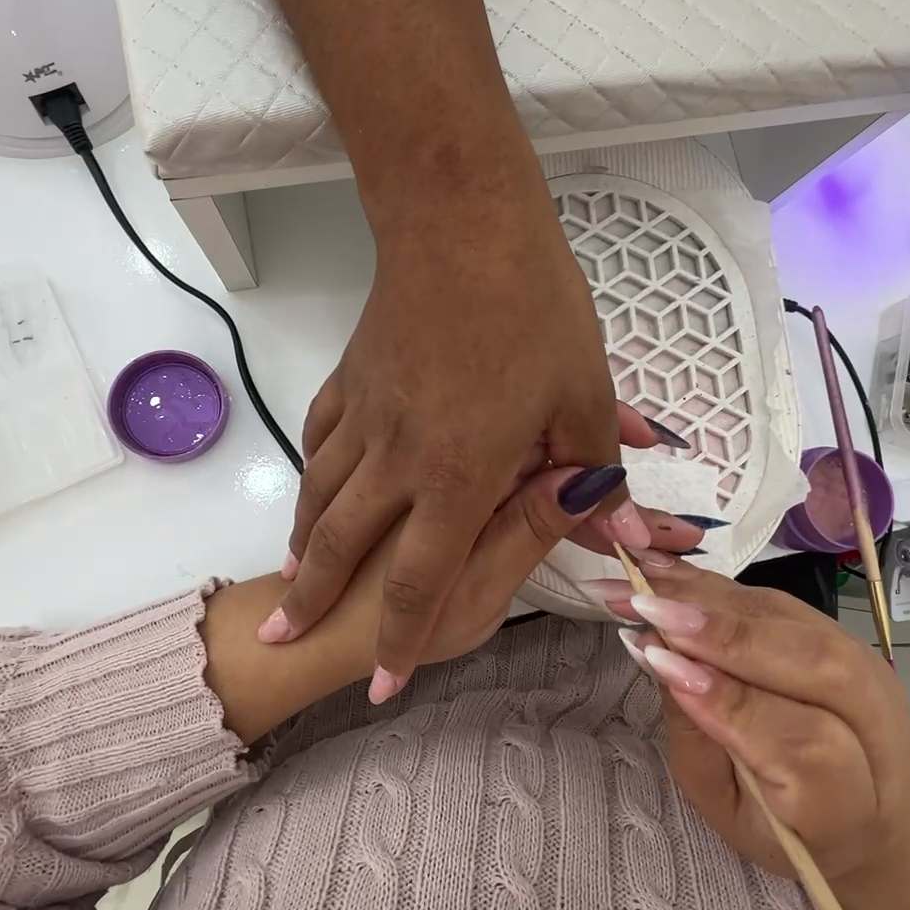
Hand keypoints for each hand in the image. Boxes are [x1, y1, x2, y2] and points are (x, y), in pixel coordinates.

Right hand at [277, 190, 637, 702]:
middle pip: (339, 545)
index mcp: (457, 477)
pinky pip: (319, 439)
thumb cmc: (533, 312)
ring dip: (300, 543)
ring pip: (317, 494)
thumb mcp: (584, 394)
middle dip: (310, 601)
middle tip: (280, 637)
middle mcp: (396, 461)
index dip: (401, 640)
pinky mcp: (348, 378)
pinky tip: (310, 484)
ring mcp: (363, 417)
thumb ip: (597, 472)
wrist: (462, 227)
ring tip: (287, 578)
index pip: (420, 582)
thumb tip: (630, 537)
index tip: (379, 682)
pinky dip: (310, 473)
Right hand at [606, 562, 909, 879]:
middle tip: (643, 607)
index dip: (728, 699)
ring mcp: (860, 662)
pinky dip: (713, 583)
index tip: (657, 662)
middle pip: (812, 662)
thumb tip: (656, 655)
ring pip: (788, 618)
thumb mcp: (724, 805)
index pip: (801, 740)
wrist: (871, 805)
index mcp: (848, 797)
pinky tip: (664, 569)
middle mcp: (872, 719)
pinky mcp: (834, 626)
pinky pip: (770, 597)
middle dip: (720, 632)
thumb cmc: (782, 822)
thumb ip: (696, 734)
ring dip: (705, 595)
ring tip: (638, 581)